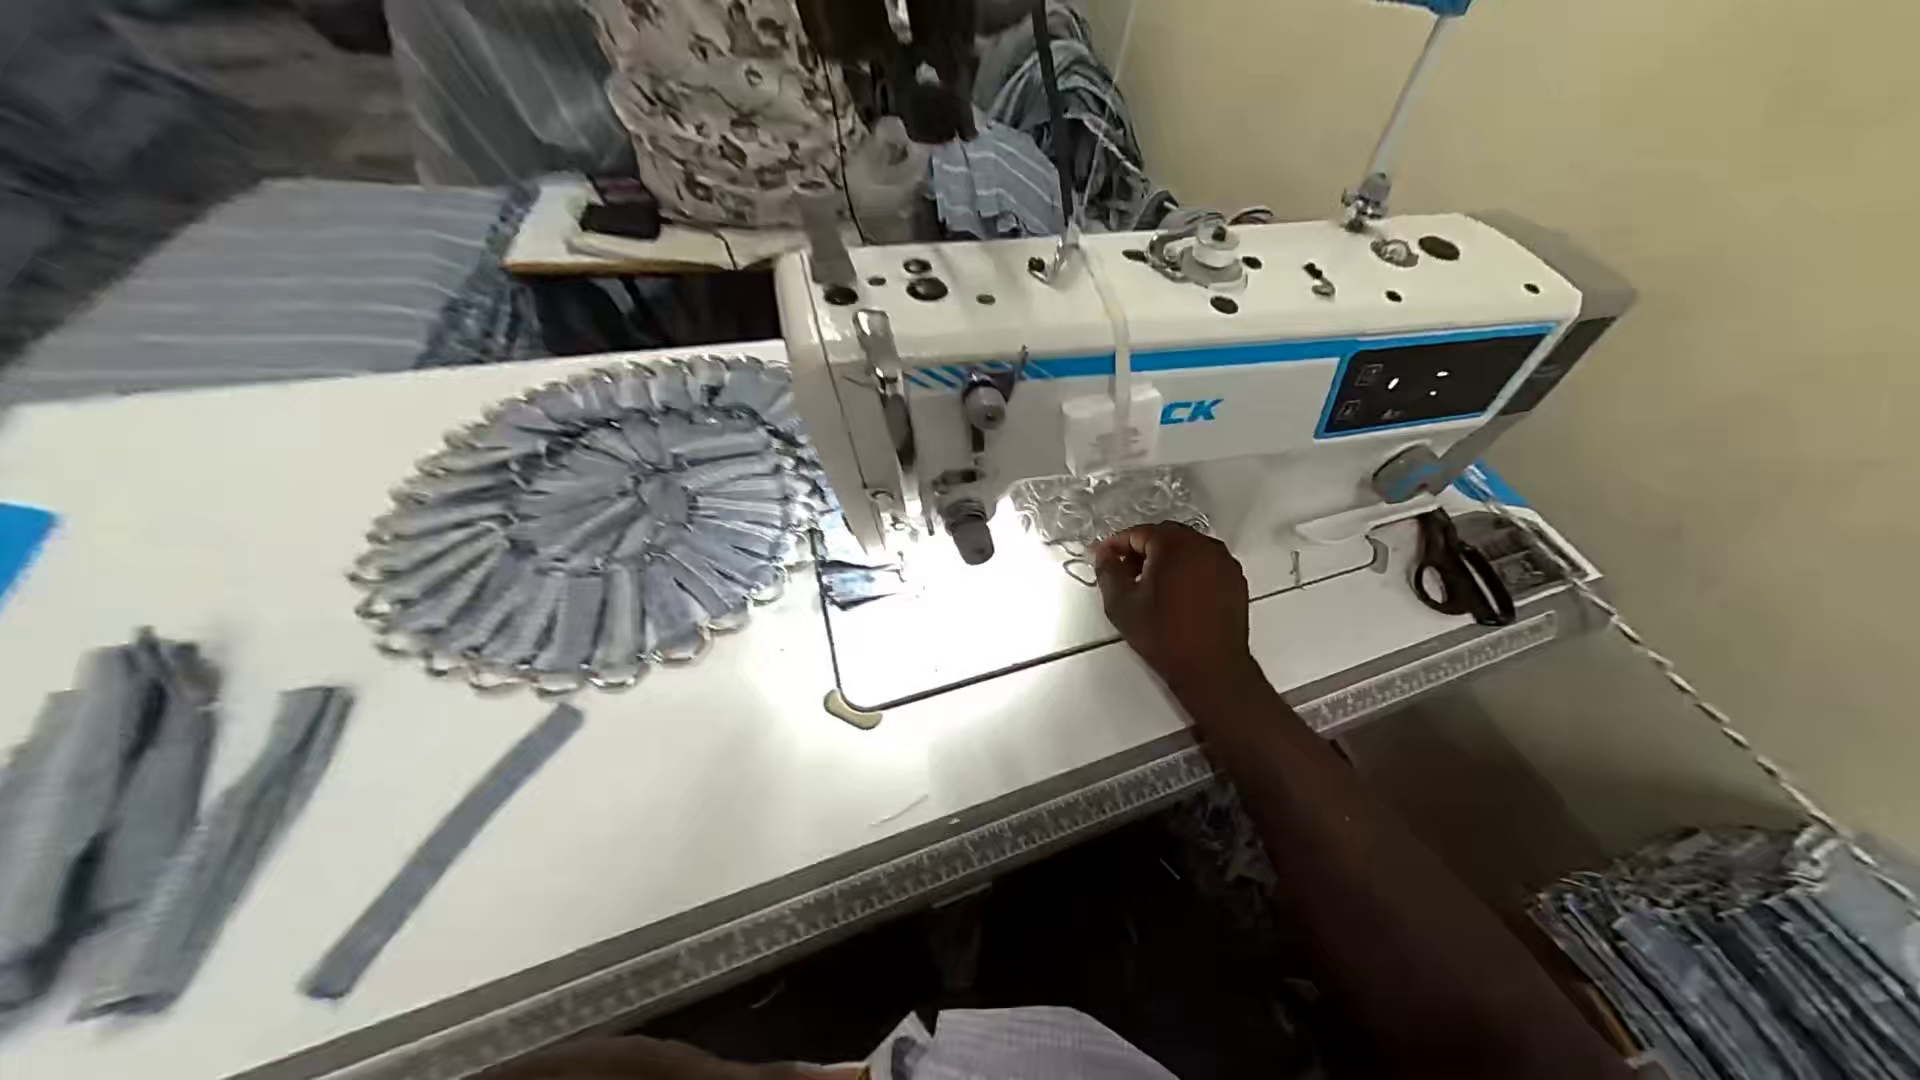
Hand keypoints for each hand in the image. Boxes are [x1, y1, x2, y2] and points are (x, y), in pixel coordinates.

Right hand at [1093, 522, 1254, 689]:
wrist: (1211, 669)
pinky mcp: (1236, 580)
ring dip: (1165, 559)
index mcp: (1175, 546)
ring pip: (1187, 549)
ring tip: (1148, 584)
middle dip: (1141, 549)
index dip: (1117, 544)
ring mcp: (1224, 562)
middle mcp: (1204, 546)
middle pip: (1165, 536)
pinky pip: (1205, 563)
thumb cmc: (1163, 636)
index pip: (1139, 532)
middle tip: (1123, 571)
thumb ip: (1108, 571)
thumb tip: (1104, 555)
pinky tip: (1175, 594)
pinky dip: (1187, 570)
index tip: (1103, 558)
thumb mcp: (1121, 604)